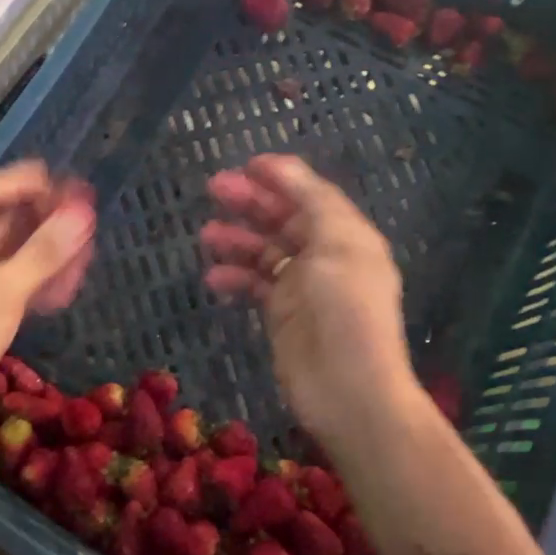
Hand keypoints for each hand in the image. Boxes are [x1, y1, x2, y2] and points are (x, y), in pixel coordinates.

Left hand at [0, 161, 96, 437]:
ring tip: (81, 260)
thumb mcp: (6, 291)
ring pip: (3, 251)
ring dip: (40, 254)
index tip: (74, 187)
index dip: (36, 183)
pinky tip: (56, 292)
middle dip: (45, 221)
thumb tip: (82, 212)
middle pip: (2, 217)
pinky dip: (25, 280)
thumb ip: (45, 250)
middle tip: (86, 225)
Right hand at [200, 154, 416, 443]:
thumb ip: (311, 202)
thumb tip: (283, 168)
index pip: (311, 196)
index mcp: (347, 236)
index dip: (280, 177)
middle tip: (213, 188)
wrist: (349, 389)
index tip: (245, 165)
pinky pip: (254, 284)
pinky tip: (214, 279)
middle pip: (284, 219)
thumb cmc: (346, 311)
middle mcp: (326, 256)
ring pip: (264, 251)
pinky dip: (234, 277)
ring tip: (205, 235)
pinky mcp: (282, 314)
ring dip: (237, 239)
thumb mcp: (337, 245)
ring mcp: (303, 287)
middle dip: (251, 202)